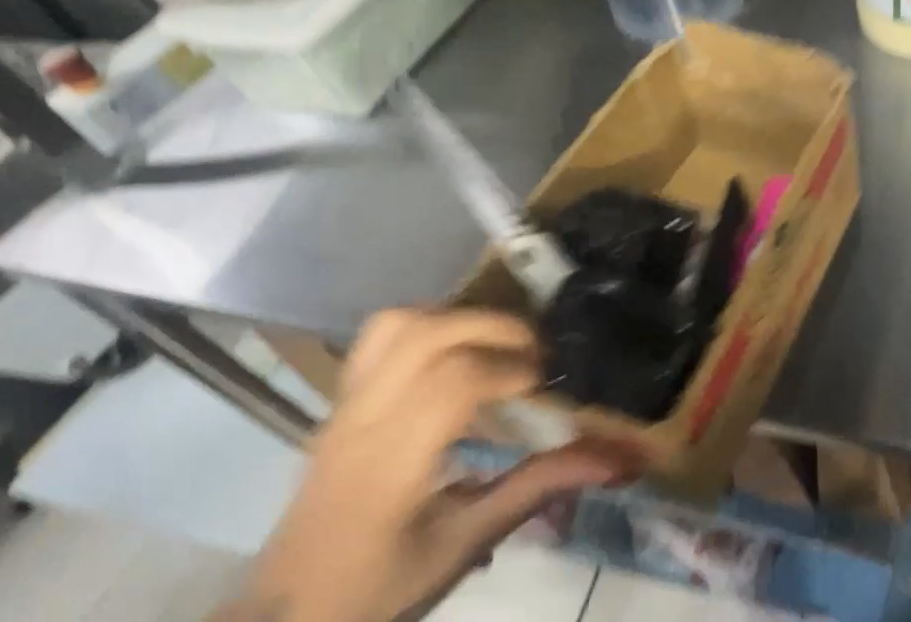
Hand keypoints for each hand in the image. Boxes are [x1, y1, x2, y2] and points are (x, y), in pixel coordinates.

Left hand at [215, 309, 637, 621]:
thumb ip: (538, 488)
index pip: (454, 380)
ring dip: (457, 319)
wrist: (292, 615)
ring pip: (395, 325)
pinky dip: (426, 328)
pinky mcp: (337, 404)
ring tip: (494, 346)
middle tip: (533, 355)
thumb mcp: (467, 542)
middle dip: (493, 328)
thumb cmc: (383, 586)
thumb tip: (618, 460)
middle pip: (426, 334)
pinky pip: (377, 339)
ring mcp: (343, 407)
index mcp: (392, 461)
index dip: (511, 369)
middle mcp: (362, 420)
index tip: (545, 387)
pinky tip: (455, 355)